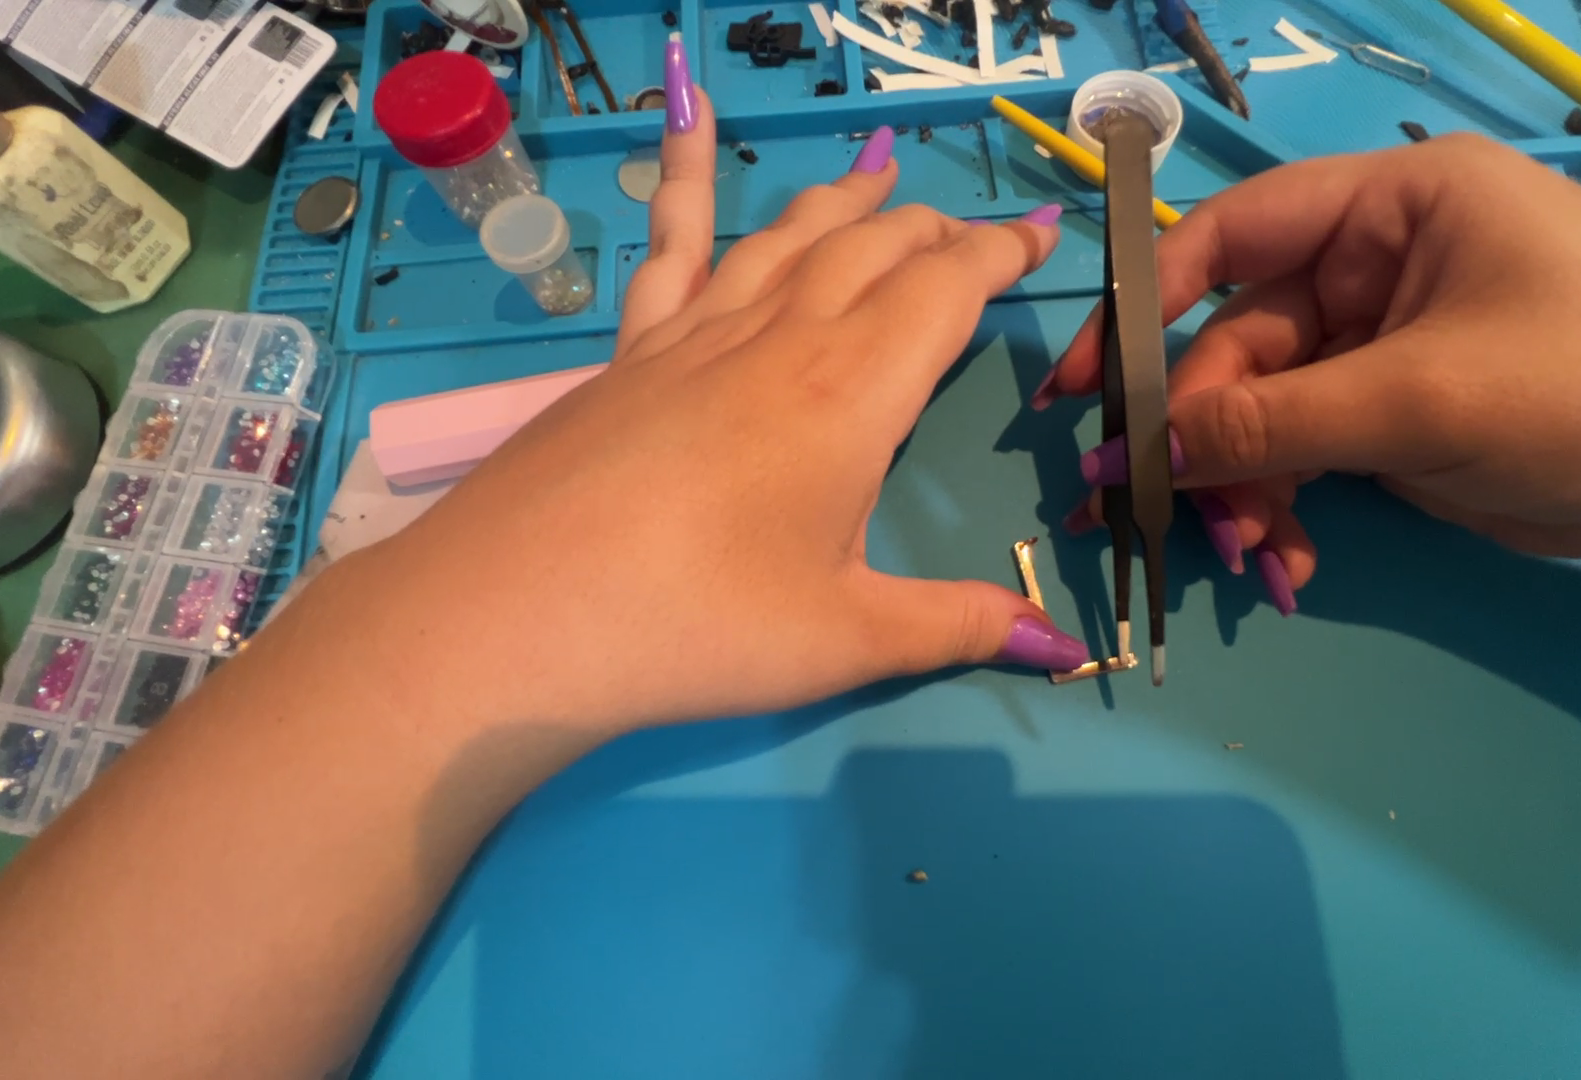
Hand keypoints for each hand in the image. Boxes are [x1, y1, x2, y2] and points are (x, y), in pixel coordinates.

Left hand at [267, 118, 1080, 744]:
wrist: (515, 619)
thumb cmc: (699, 627)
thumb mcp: (849, 639)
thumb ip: (959, 627)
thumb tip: (1064, 649)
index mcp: (850, 393)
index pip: (944, 290)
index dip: (999, 255)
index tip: (1037, 235)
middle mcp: (777, 339)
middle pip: (872, 250)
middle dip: (933, 233)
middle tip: (967, 238)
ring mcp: (693, 336)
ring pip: (787, 237)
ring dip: (843, 203)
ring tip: (876, 177)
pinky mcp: (628, 354)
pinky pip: (669, 247)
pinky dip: (684, 176)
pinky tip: (682, 116)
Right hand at [1041, 134, 1580, 608]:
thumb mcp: (1414, 398)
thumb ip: (1263, 423)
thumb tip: (1135, 457)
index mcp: (1382, 211)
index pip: (1226, 238)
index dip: (1141, 307)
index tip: (1083, 385)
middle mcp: (1360, 272)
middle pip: (1228, 355)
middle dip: (1200, 442)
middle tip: (1161, 512)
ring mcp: (1360, 351)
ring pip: (1248, 420)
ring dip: (1235, 492)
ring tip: (1244, 555)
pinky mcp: (1366, 418)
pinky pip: (1283, 460)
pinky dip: (1272, 511)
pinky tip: (1283, 563)